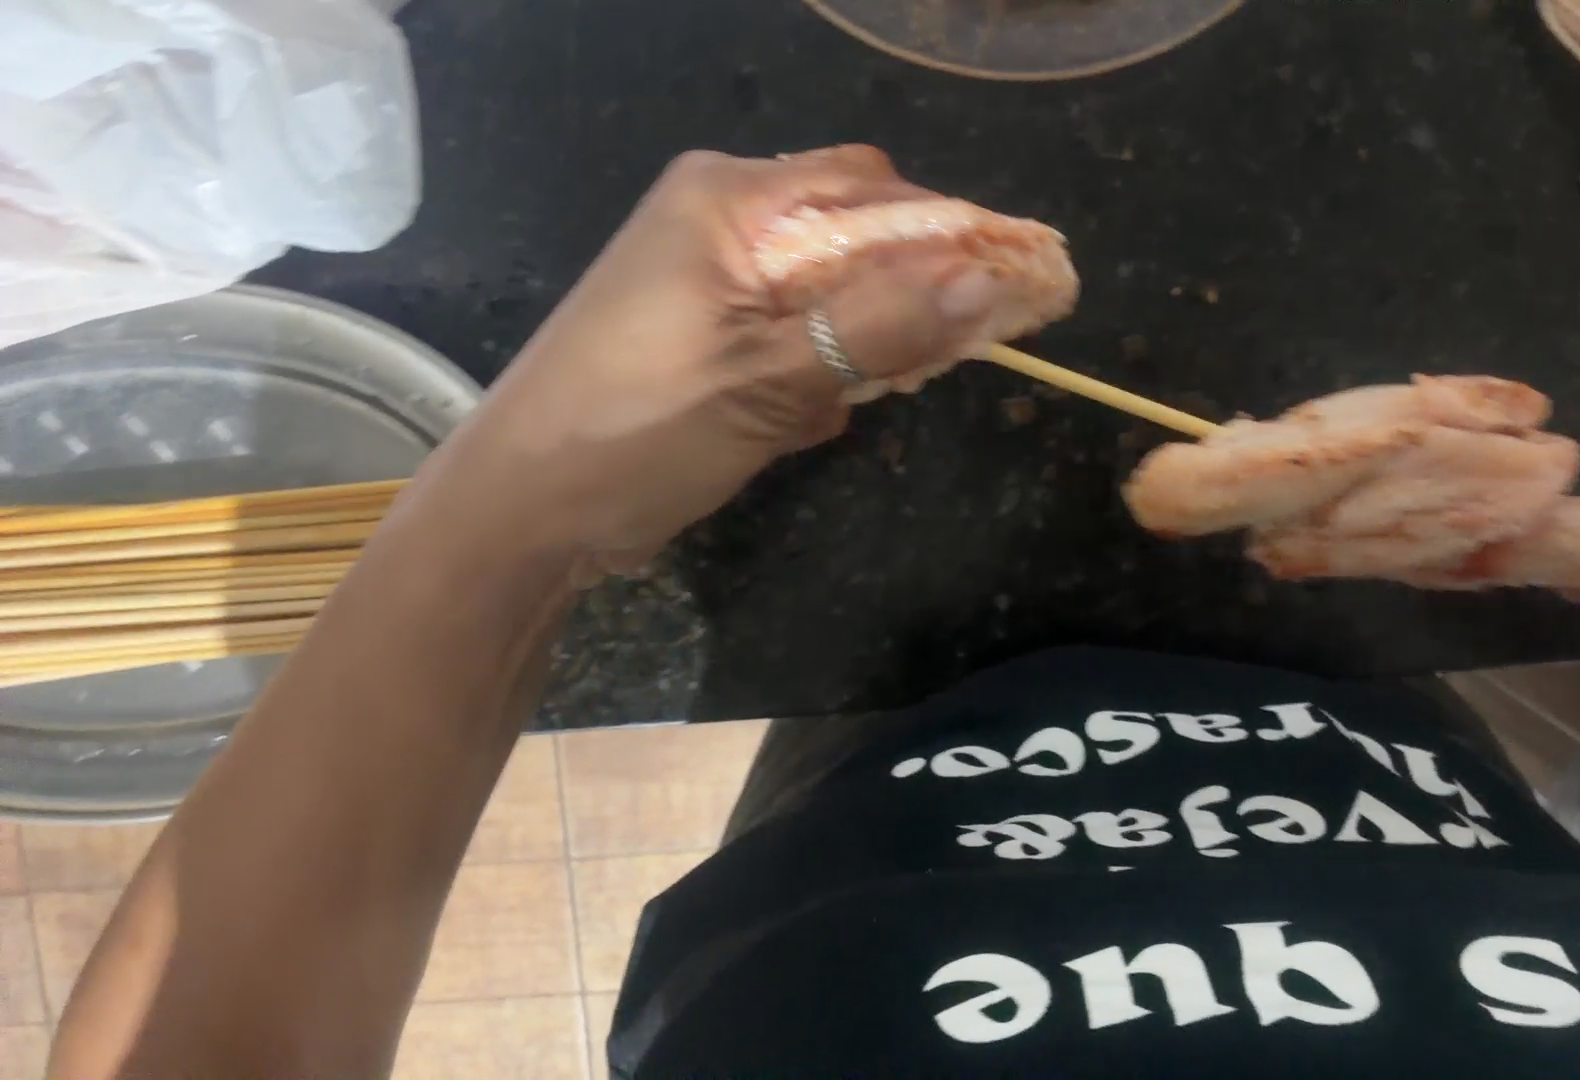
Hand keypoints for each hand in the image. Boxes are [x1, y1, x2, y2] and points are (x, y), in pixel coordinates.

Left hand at [412, 145, 1002, 577]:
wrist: (531, 510)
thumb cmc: (638, 431)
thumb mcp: (771, 379)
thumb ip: (880, 326)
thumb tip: (988, 282)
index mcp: (729, 203)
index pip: (871, 190)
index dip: (950, 233)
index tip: (1015, 280)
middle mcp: (724, 226)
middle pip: (855, 238)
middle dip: (907, 297)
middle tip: (953, 351)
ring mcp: (715, 285)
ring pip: (831, 296)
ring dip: (862, 346)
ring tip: (859, 399)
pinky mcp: (713, 340)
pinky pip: (797, 339)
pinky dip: (820, 376)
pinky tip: (811, 420)